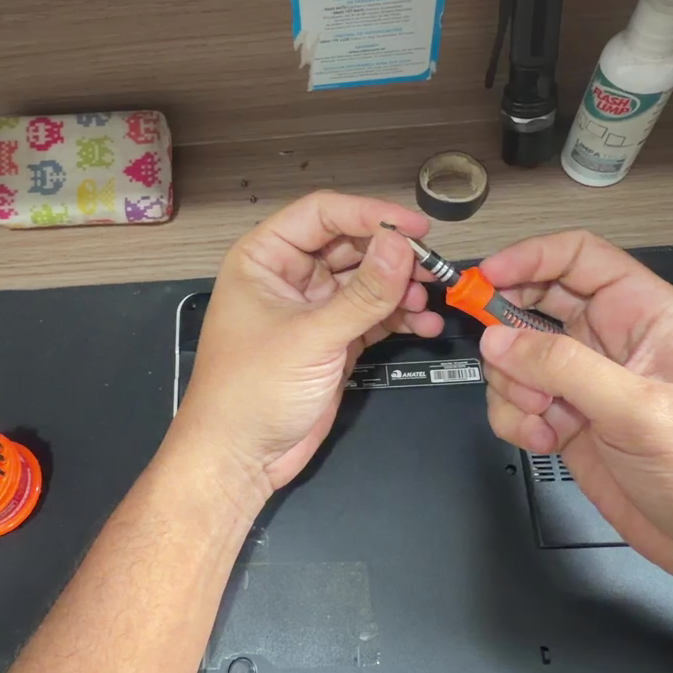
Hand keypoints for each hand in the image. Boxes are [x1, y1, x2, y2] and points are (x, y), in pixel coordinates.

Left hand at [173, 191, 442, 503]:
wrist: (239, 458)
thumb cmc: (251, 393)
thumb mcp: (311, 338)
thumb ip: (362, 294)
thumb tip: (402, 246)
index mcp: (263, 258)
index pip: (321, 214)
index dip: (370, 214)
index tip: (415, 227)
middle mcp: (287, 277)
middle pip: (350, 246)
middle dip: (392, 256)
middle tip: (432, 268)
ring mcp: (312, 310)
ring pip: (365, 282)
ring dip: (399, 289)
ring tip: (428, 302)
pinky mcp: (331, 341)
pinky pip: (371, 316)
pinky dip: (398, 318)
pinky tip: (423, 325)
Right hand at [475, 230, 672, 584]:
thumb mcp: (641, 409)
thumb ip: (564, 367)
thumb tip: (499, 339)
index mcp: (645, 314)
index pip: (578, 258)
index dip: (529, 257)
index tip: (485, 278)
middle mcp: (611, 340)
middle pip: (535, 303)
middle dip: (506, 327)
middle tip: (492, 350)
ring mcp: (585, 382)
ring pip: (516, 357)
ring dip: (512, 386)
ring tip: (543, 416)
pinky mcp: (567, 420)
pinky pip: (515, 402)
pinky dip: (514, 420)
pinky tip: (545, 440)